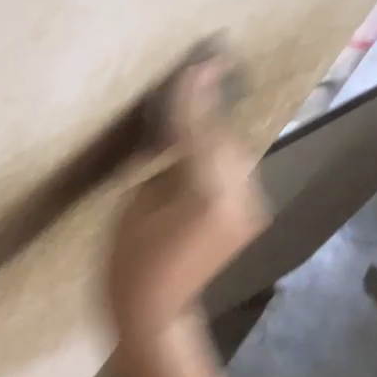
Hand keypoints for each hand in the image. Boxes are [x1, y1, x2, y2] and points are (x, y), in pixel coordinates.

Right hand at [106, 59, 268, 342]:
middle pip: (223, 139)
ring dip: (214, 126)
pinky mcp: (247, 216)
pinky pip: (233, 170)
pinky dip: (217, 150)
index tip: (196, 62)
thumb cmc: (127, 265)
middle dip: (209, 105)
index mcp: (205, 196)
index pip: (199, 134)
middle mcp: (239, 199)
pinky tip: (202, 136)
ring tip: (201, 91)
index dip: (194, 98)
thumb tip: (173, 133)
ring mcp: (249, 209)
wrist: (155, 313)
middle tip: (202, 65)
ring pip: (232, 153)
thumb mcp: (134, 208)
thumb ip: (163, 166)